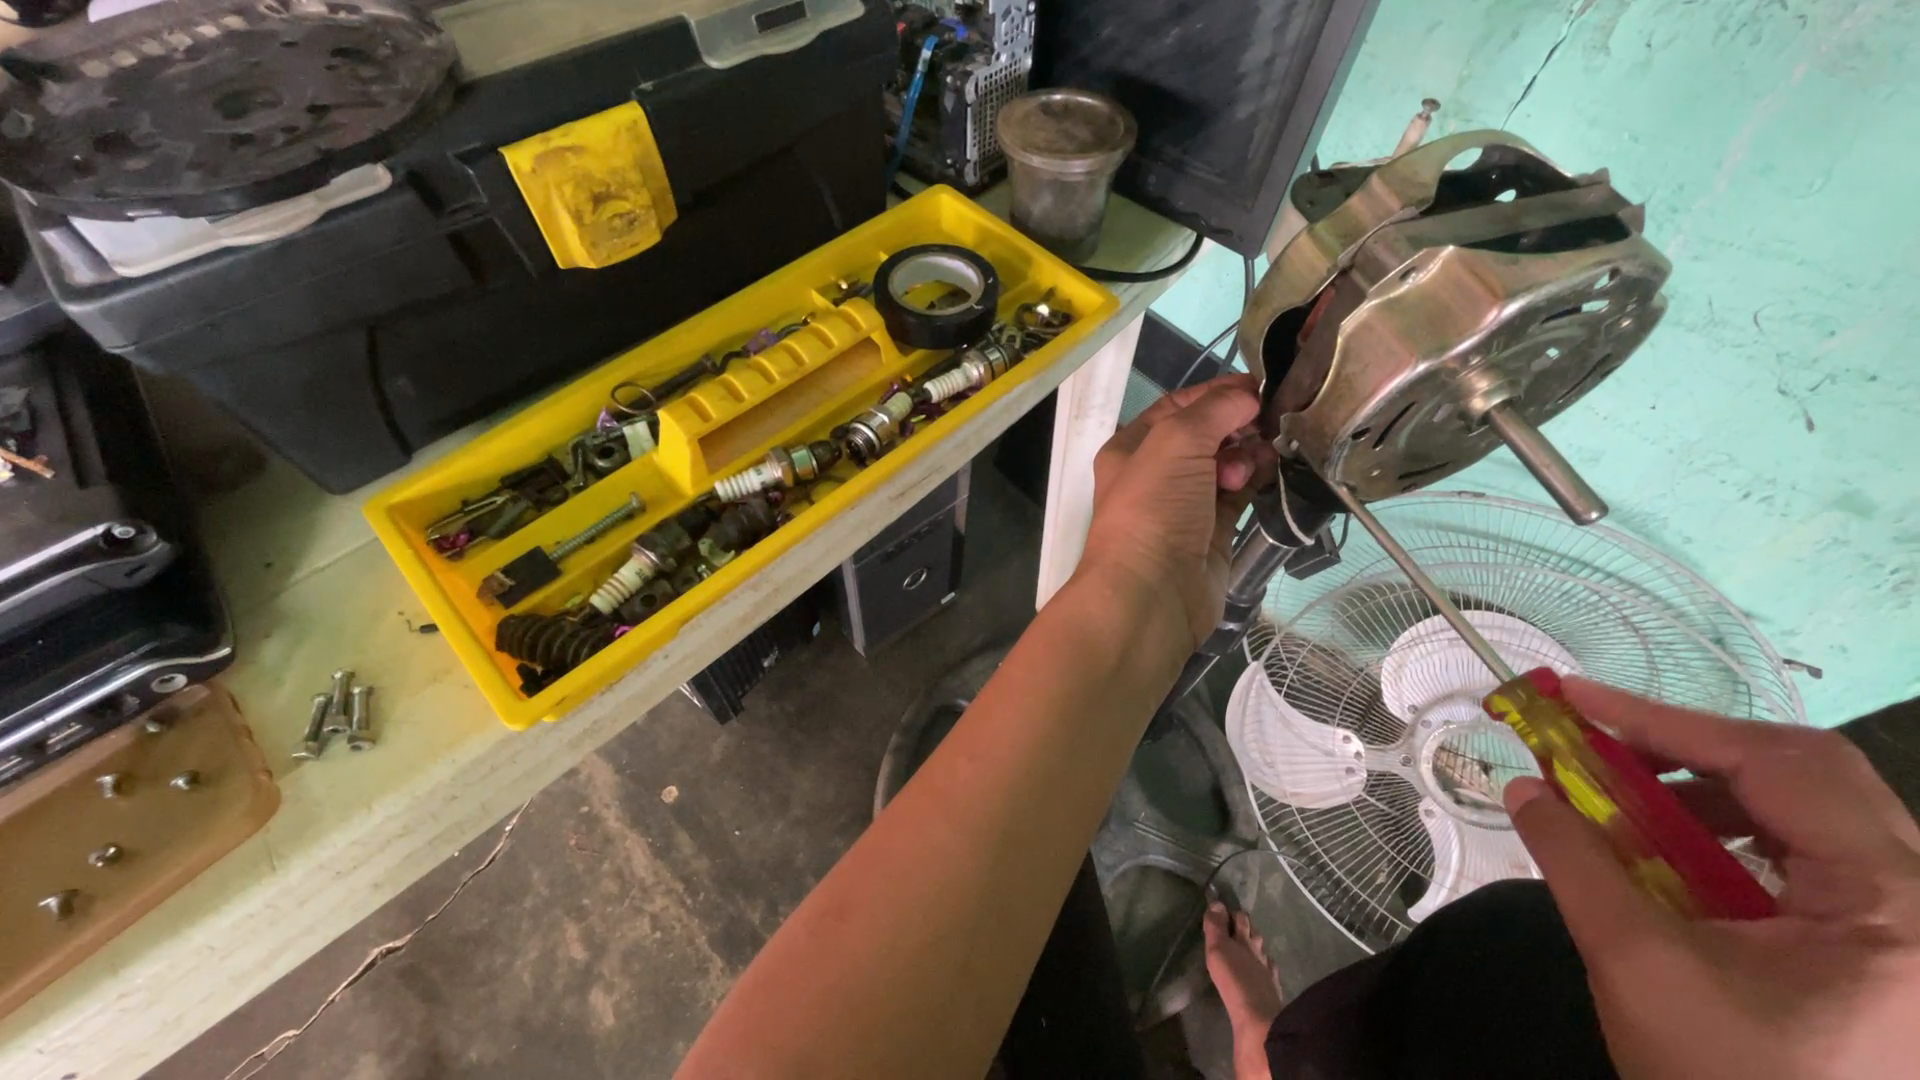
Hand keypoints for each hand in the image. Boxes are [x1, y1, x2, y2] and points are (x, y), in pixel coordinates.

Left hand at [1074, 374, 1270, 648]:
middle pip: (1206, 433)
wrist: (1152, 592)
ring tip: (1261, 457)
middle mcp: (1157, 472)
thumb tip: (1248, 399)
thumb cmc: (1153, 508)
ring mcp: (1186, 503)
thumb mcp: (1175, 441)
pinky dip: (1256, 478)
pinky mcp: (1213, 530)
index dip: (1219, 393)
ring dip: (1249, 452)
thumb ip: (1214, 411)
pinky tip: (1272, 469)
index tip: (1261, 386)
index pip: (1180, 405)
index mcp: (1133, 446)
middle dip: (1237, 424)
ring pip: (1227, 462)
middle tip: (1266, 426)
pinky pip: (1240, 492)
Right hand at [1504, 678, 1919, 1079]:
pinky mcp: (1886, 943)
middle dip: (1683, 750)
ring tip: (1619, 800)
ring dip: (1700, 791)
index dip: (1665, 721)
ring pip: (1804, 811)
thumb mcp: (1637, 965)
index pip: (1779, 765)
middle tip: (1594, 743)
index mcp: (1896, 903)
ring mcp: (1909, 922)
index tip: (1574, 699)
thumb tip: (1523, 788)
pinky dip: (1723, 836)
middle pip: (1803, 774)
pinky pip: (1805, 856)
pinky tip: (1668, 853)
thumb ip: (1576, 861)